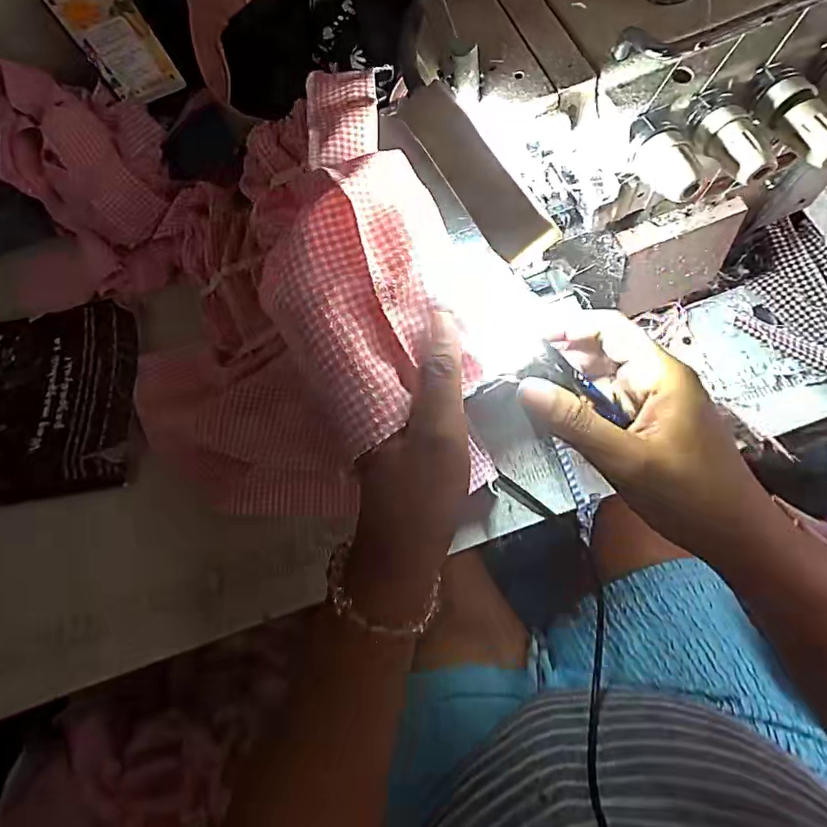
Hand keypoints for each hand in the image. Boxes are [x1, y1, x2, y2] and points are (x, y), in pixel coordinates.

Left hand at [346, 311, 469, 624]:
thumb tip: (441, 315)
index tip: (428, 273)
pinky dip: (429, 372)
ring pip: (405, 366)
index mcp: (373, 391)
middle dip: (417, 318)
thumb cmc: (421, 491)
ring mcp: (385, 414)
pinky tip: (452, 364)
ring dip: (425, 344)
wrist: (406, 552)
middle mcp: (372, 396)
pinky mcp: (399, 429)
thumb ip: (440, 376)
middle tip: (450, 288)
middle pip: (393, 345)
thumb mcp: (438, 431)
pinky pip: (413, 387)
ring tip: (455, 315)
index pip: (382, 331)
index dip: (402, 302)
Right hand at [516, 310, 780, 564]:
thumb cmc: (693, 498)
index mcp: (661, 374)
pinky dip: (590, 415)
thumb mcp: (626, 460)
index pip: (609, 329)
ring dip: (575, 394)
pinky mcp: (653, 425)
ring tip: (542, 409)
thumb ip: (575, 422)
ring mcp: (657, 403)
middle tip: (528, 383)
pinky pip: (614, 409)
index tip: (531, 342)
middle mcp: (659, 380)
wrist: (738, 538)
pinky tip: (569, 429)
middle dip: (565, 366)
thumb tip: (529, 388)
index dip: (569, 329)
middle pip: (603, 355)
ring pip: (605, 384)